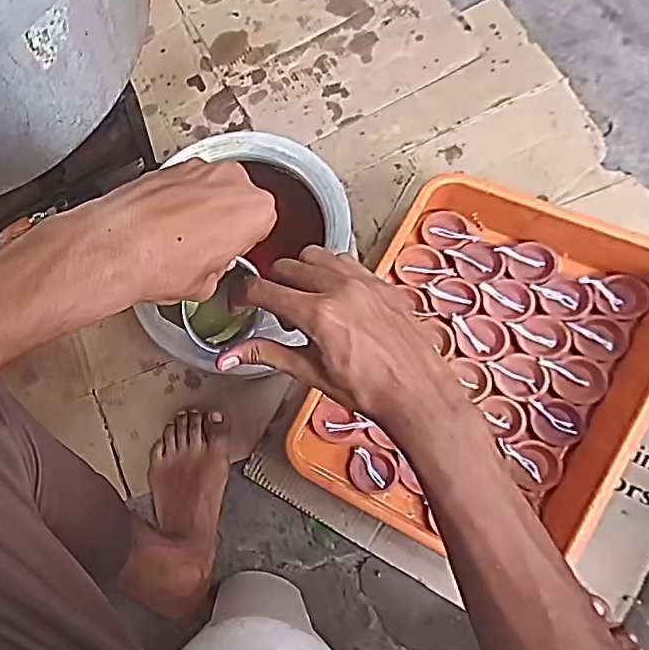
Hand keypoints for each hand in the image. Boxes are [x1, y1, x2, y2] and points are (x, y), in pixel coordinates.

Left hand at [39, 159, 276, 314]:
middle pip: (237, 200)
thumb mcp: (204, 285)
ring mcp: (197, 167)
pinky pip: (180, 185)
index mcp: (256, 209)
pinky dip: (172, 201)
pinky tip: (159, 227)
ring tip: (175, 240)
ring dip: (198, 209)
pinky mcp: (167, 166)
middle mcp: (231, 179)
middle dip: (222, 221)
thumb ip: (218, 269)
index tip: (228, 253)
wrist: (114, 246)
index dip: (242, 243)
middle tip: (202, 249)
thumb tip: (209, 267)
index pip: (262, 226)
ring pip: (208, 189)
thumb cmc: (158, 262)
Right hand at [216, 246, 482, 440]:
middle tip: (276, 312)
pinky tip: (333, 295)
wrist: (419, 395)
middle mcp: (342, 290)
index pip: (264, 289)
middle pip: (286, 266)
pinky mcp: (382, 283)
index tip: (239, 302)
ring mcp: (365, 282)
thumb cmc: (372, 390)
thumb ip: (267, 354)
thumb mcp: (310, 373)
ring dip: (301, 271)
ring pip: (316, 254)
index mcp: (320, 314)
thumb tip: (229, 356)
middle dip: (272, 285)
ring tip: (305, 299)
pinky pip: (346, 260)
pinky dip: (330, 271)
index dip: (243, 295)